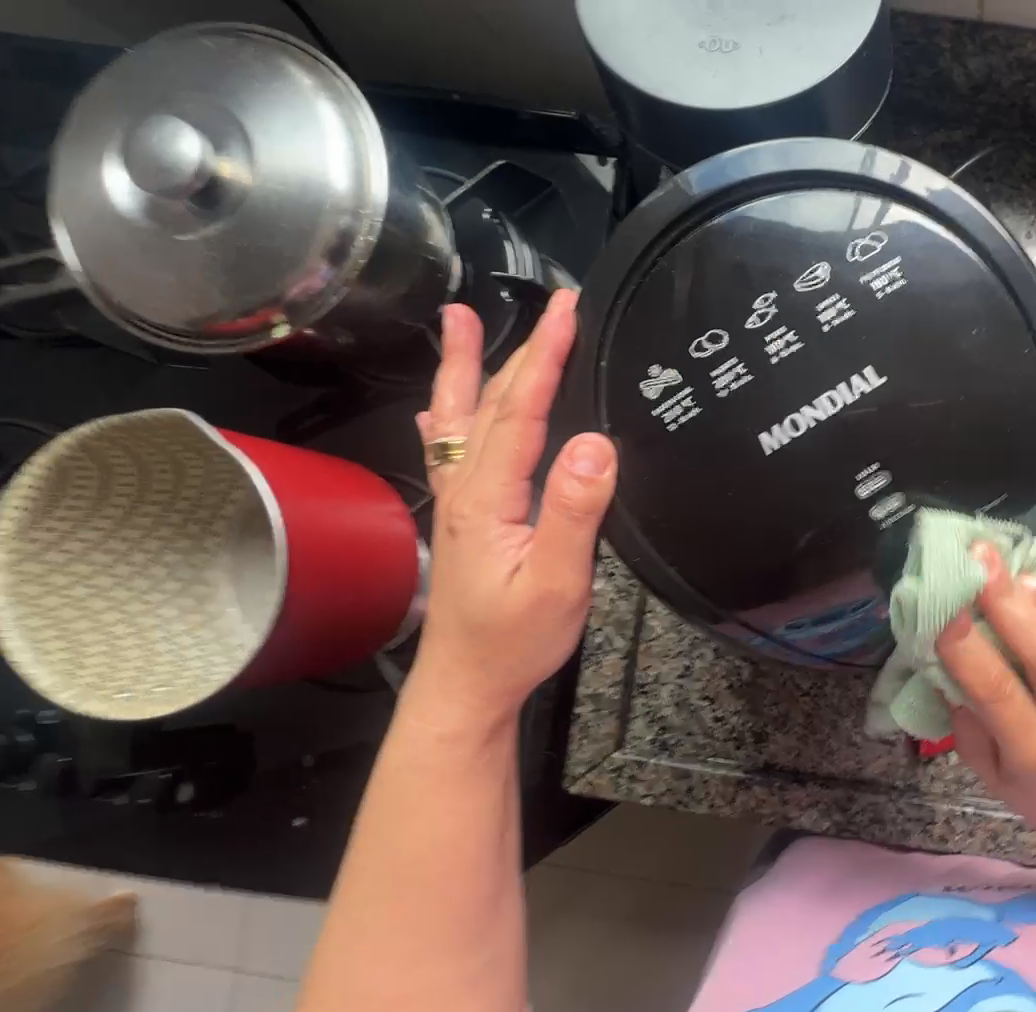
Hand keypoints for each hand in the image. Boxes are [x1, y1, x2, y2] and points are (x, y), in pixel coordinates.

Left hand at [411, 290, 617, 714]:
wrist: (469, 682)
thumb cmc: (515, 639)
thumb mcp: (557, 581)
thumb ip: (575, 512)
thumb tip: (595, 445)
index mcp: (492, 495)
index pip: (521, 411)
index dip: (546, 357)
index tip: (569, 312)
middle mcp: (467, 487)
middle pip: (491, 403)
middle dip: (523, 347)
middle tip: (552, 305)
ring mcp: (461, 500)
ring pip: (463, 418)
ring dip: (469, 366)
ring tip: (463, 320)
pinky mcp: (466, 516)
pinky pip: (451, 450)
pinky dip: (448, 414)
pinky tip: (441, 405)